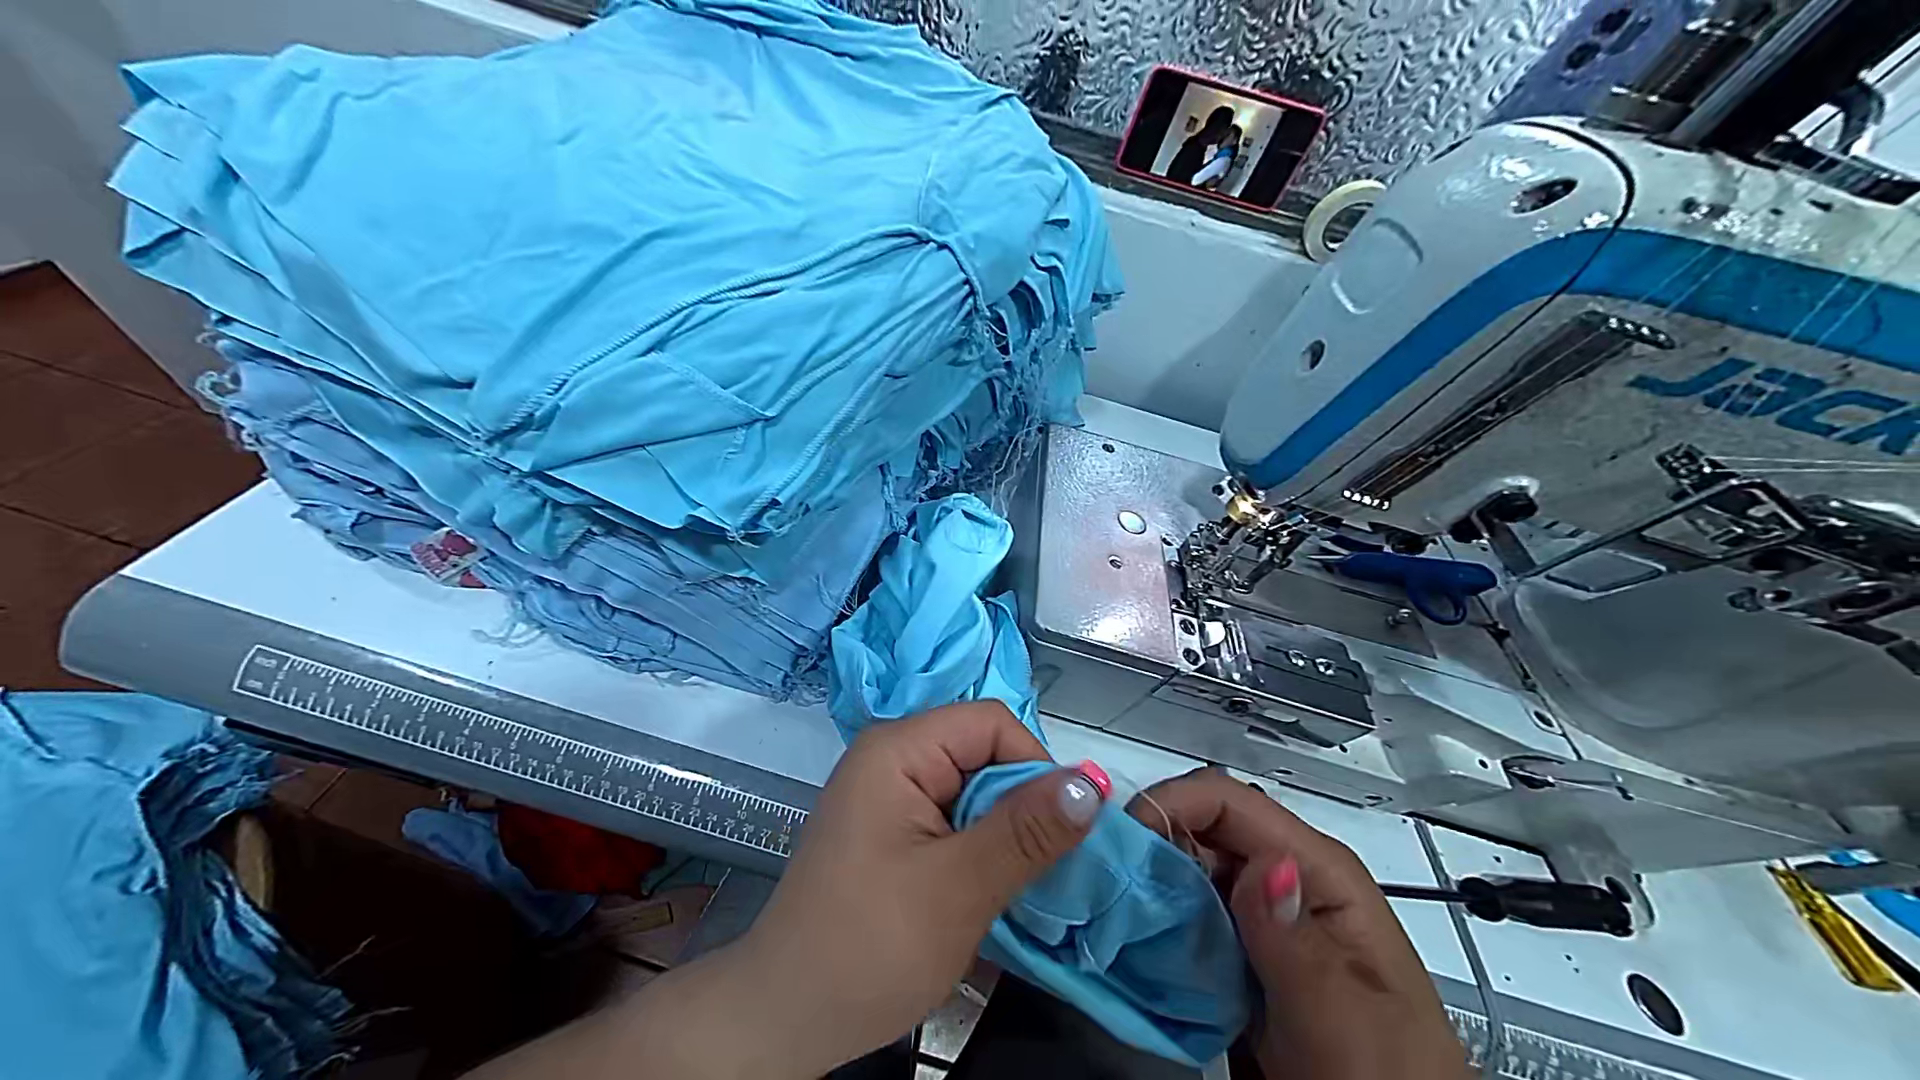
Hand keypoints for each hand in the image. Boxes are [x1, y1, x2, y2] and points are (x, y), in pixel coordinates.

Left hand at [466, 701, 1103, 1079]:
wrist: (781, 1015)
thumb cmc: (860, 949)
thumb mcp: (958, 892)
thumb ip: (1025, 830)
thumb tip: (1092, 780)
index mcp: (898, 747)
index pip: (993, 717)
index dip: (1034, 762)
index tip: (1060, 825)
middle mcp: (890, 751)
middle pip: (985, 743)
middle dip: (1025, 790)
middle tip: (1049, 857)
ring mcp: (888, 785)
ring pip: (974, 775)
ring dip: (1008, 816)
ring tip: (1027, 872)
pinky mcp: (889, 820)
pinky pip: (958, 804)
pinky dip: (987, 832)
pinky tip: (999, 874)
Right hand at [1130, 770, 1469, 1079]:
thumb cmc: (1385, 1079)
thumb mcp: (1344, 1019)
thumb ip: (1295, 941)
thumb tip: (1263, 866)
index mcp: (1317, 870)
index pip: (1229, 801)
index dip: (1171, 806)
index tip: (1122, 844)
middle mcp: (1282, 878)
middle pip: (1198, 827)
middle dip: (1148, 845)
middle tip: (1107, 885)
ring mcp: (1256, 914)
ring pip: (1183, 868)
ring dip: (1146, 884)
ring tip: (1113, 912)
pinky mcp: (1235, 947)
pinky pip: (1182, 913)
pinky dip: (1154, 921)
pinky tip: (1136, 942)